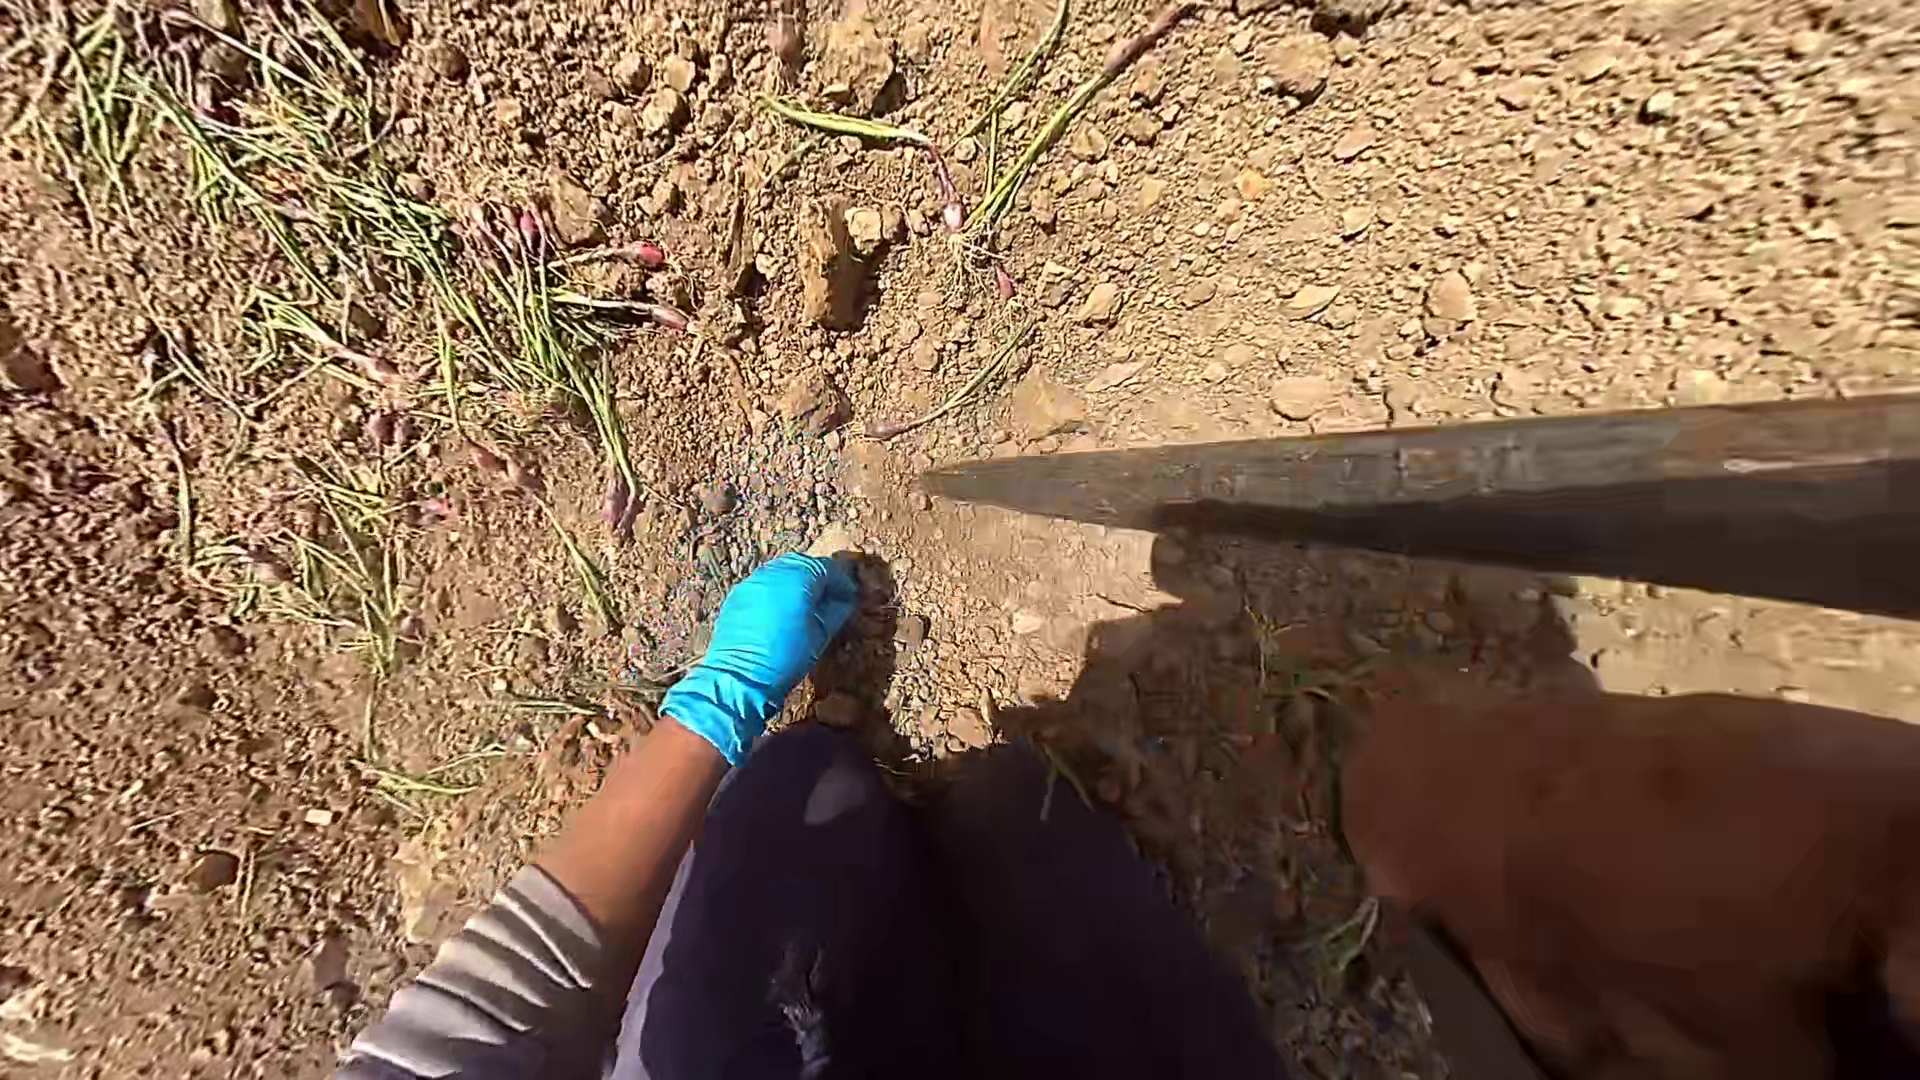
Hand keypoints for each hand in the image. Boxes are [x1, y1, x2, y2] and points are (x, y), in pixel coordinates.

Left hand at [661, 553, 858, 764]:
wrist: (740, 678)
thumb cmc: (786, 657)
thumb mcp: (821, 635)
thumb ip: (837, 611)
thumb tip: (845, 600)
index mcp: (799, 578)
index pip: (827, 568)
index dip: (842, 582)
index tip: (849, 597)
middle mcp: (774, 572)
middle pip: (804, 563)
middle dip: (820, 577)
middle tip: (830, 598)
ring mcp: (753, 581)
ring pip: (783, 571)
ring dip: (798, 582)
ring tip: (807, 605)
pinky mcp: (739, 595)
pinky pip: (765, 584)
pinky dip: (778, 591)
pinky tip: (783, 612)